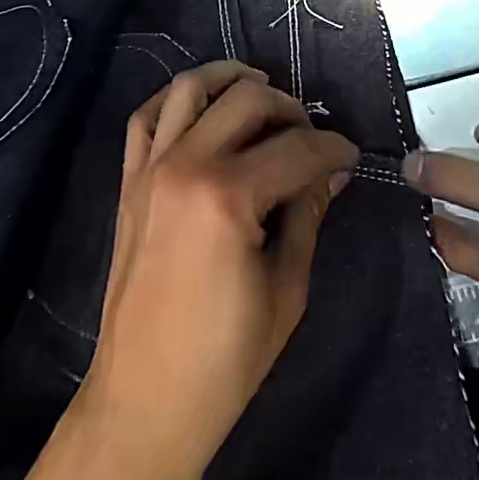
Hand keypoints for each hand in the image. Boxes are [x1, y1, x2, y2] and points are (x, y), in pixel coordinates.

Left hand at [22, 62, 358, 479]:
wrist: (145, 399)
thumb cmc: (226, 355)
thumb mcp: (287, 285)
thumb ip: (309, 213)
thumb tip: (332, 171)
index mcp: (228, 196)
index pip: (298, 148)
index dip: (334, 147)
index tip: (351, 156)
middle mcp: (184, 166)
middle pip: (247, 99)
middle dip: (290, 108)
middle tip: (311, 136)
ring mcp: (149, 169)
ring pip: (190, 89)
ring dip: (231, 80)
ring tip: (260, 90)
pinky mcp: (128, 182)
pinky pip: (145, 117)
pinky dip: (175, 101)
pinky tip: (201, 109)